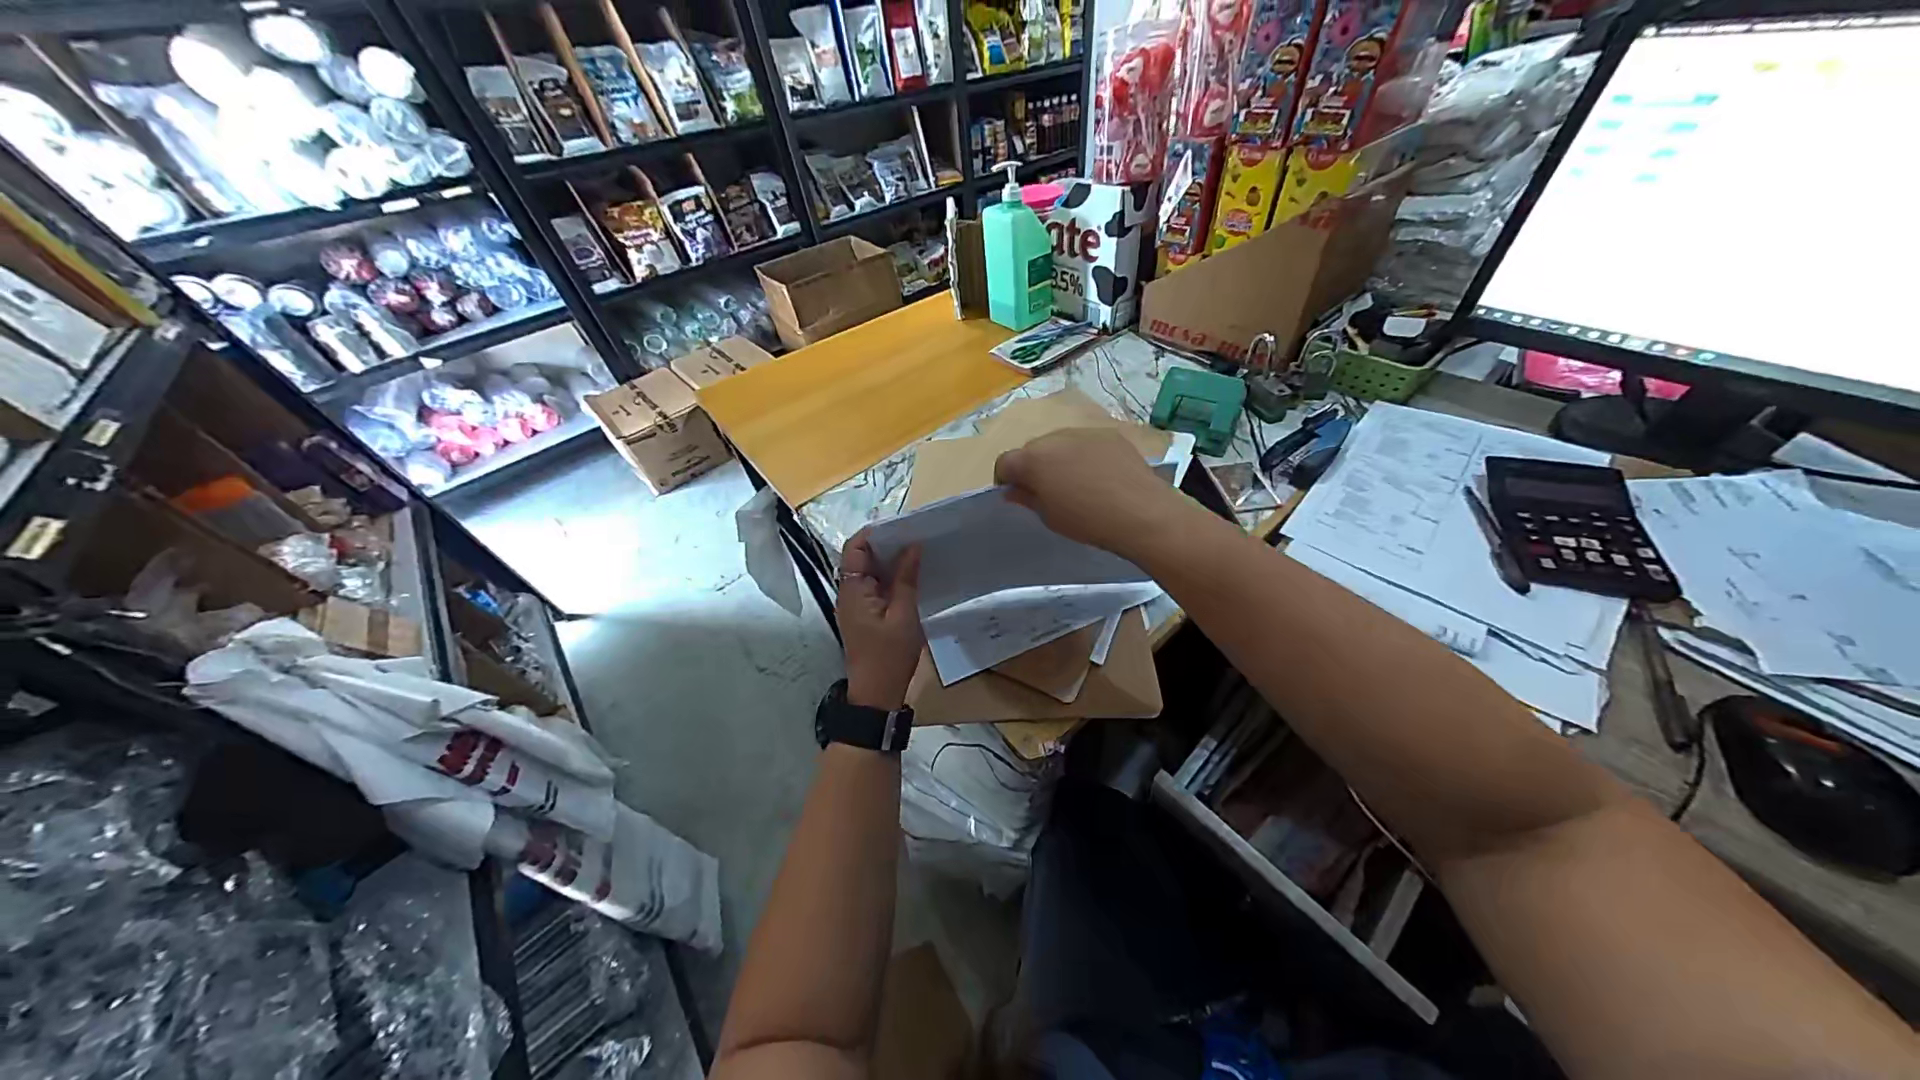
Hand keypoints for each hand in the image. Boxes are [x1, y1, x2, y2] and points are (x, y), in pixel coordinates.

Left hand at [836, 530, 923, 710]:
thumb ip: (907, 579)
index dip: (875, 533)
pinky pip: (876, 588)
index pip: (855, 548)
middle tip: (917, 536)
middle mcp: (849, 593)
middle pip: (862, 558)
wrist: (877, 695)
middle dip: (887, 545)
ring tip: (919, 552)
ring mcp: (856, 605)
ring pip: (871, 573)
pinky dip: (892, 579)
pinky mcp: (866, 616)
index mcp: (853, 590)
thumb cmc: (889, 655)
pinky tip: (914, 577)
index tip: (903, 526)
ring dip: (891, 562)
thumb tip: (913, 546)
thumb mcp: (904, 615)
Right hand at [994, 428, 1190, 555]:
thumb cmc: (1087, 521)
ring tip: (1079, 484)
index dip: (1006, 479)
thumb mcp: (1050, 517)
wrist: (1140, 512)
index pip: (1005, 462)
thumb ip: (1027, 498)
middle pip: (1033, 450)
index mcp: (1032, 459)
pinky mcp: (1110, 434)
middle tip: (1049, 492)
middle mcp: (1054, 438)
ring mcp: (1084, 433)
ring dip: (1061, 459)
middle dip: (1034, 467)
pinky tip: (1102, 476)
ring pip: (1061, 443)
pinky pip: (1087, 443)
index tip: (1018, 495)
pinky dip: (1086, 455)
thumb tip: (1013, 490)